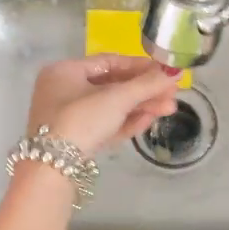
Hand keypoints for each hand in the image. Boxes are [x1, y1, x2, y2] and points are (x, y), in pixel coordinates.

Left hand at [27, 54, 179, 156]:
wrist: (53, 167)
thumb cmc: (81, 120)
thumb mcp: (116, 99)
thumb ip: (147, 85)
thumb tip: (174, 73)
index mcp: (65, 71)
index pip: (109, 62)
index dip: (140, 66)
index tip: (164, 71)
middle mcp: (64, 91)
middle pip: (113, 86)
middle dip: (145, 91)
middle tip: (172, 94)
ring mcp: (70, 117)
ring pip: (111, 108)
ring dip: (140, 107)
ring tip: (169, 109)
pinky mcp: (77, 140)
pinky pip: (105, 125)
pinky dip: (126, 122)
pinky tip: (150, 121)